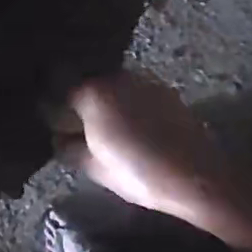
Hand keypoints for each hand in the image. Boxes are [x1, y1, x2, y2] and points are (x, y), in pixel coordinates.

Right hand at [62, 72, 251, 238]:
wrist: (196, 175)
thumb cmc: (139, 173)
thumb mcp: (95, 167)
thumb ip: (70, 147)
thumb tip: (60, 138)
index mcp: (94, 92)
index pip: (61, 95)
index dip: (56, 114)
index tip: (57, 131)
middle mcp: (117, 76)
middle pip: (88, 86)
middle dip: (81, 107)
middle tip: (80, 134)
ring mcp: (144, 80)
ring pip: (113, 89)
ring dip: (106, 105)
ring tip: (109, 133)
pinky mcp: (165, 90)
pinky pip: (135, 93)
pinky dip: (128, 106)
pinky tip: (134, 130)